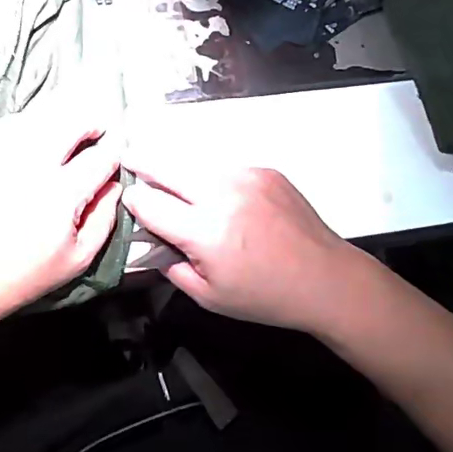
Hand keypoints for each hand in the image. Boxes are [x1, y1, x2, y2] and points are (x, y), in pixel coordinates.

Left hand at [0, 93, 122, 334]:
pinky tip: (39, 135)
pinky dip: (33, 120)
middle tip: (101, 133)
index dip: (119, 147)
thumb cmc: (22, 275)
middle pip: (73, 119)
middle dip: (94, 122)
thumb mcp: (78, 258)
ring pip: (43, 113)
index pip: (102, 155)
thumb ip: (104, 218)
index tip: (124, 147)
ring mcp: (3, 153)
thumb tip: (115, 185)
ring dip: (65, 117)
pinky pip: (13, 120)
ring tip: (74, 131)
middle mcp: (33, 163)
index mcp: (61, 193)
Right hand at [121, 156, 377, 334]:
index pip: (151, 204)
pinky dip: (215, 177)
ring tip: (171, 174)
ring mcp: (246, 177)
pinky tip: (222, 196)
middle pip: (167, 167)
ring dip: (181, 169)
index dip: (134, 200)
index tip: (128, 197)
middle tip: (127, 154)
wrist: (325, 278)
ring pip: (197, 163)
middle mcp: (222, 195)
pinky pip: (227, 168)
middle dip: (142, 160)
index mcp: (205, 232)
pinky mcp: (265, 171)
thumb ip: (172, 265)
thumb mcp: (209, 296)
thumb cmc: (265, 296)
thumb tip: (153, 239)